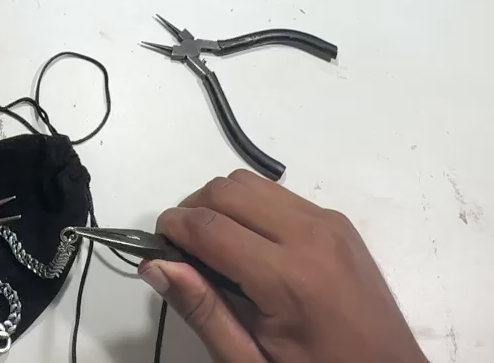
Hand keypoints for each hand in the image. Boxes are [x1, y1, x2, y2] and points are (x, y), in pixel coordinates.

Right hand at [144, 170, 427, 362]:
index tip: (158, 249)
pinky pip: (276, 193)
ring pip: (247, 182)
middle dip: (191, 211)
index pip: (208, 226)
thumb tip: (154, 264)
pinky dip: (249, 206)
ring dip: (219, 204)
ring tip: (216, 248)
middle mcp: (311, 235)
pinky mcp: (339, 221)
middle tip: (184, 253)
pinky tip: (251, 246)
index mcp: (291, 279)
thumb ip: (204, 311)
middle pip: (225, 191)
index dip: (172, 229)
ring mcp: (329, 222)